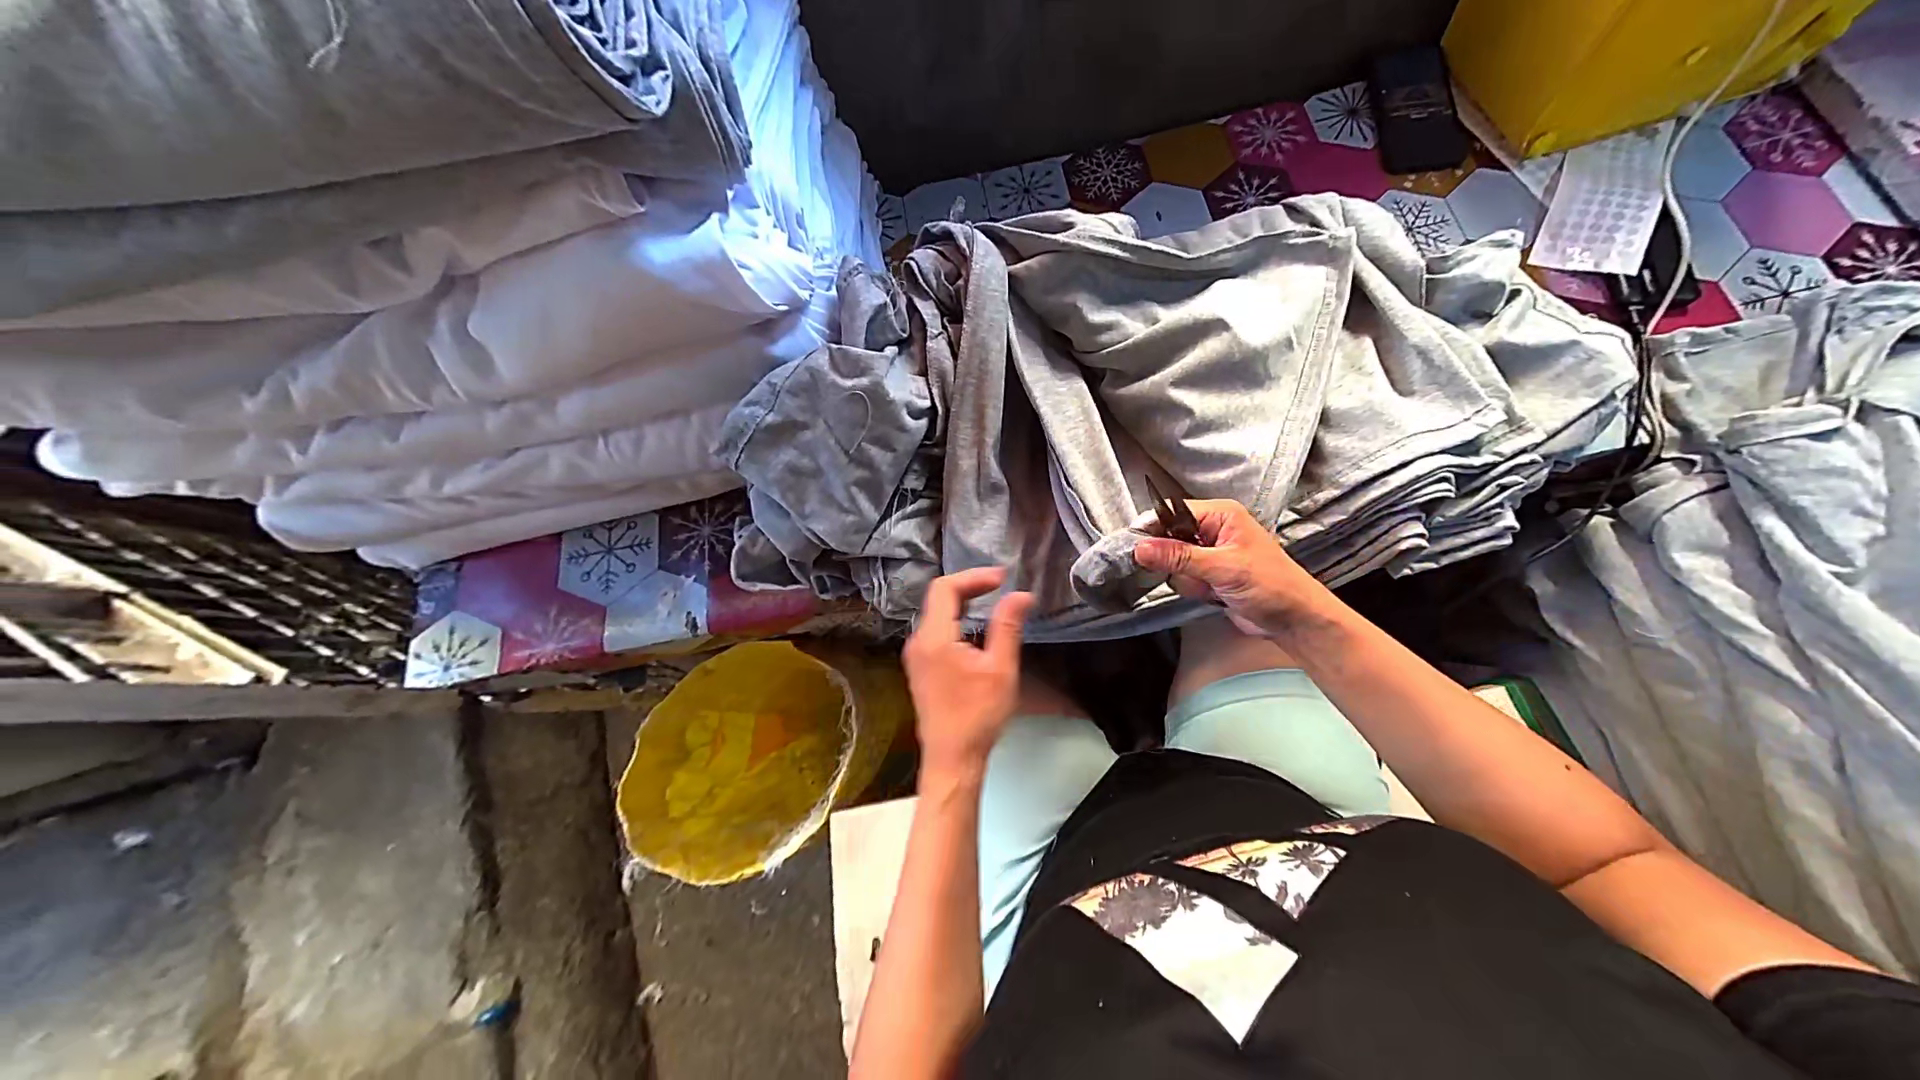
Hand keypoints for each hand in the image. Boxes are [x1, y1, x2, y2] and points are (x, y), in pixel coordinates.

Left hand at [902, 568, 1034, 778]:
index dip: (974, 577)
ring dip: (963, 604)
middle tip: (999, 586)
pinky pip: (935, 632)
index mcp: (933, 637)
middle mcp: (918, 642)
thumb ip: (1008, 626)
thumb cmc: (977, 715)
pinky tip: (977, 630)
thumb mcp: (1000, 668)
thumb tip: (1020, 595)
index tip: (1002, 578)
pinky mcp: (920, 669)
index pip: (945, 588)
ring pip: (936, 615)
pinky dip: (956, 621)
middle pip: (939, 599)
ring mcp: (916, 657)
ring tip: (992, 602)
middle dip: (969, 587)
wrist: (952, 758)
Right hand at [1134, 499, 1327, 638]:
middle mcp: (1212, 530)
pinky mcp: (1207, 574)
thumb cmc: (1271, 585)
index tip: (1136, 547)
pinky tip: (1211, 594)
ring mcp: (1209, 553)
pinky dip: (1192, 589)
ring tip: (1210, 586)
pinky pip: (1182, 578)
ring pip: (1171, 562)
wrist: (1294, 620)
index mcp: (1220, 515)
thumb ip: (1179, 557)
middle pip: (1167, 538)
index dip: (1152, 528)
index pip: (1171, 512)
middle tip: (1191, 573)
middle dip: (1174, 561)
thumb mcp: (1222, 567)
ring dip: (1186, 579)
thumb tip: (1140, 547)